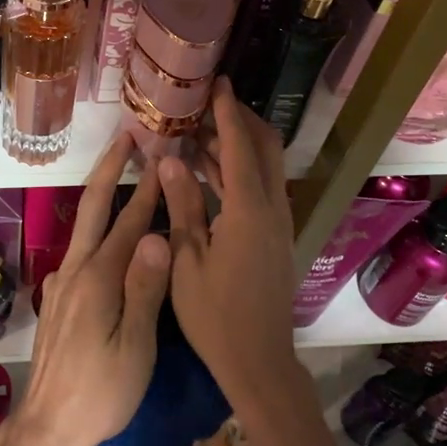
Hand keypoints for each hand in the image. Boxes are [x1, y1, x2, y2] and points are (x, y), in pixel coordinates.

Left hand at [12, 132, 171, 445]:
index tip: (162, 155)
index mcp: (98, 278)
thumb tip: (157, 236)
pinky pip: (80, 248)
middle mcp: (75, 269)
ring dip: (102, 193)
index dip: (147, 189)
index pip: (128, 222)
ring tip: (120, 172)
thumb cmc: (101, 392)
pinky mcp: (58, 297)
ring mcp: (63, 282)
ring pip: (84, 225)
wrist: (49, 424)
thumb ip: (145, 290)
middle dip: (110, 169)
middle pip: (93, 207)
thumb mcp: (135, 348)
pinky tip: (106, 233)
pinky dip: (96, 226)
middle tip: (126, 138)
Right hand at [161, 76, 298, 398]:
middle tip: (205, 103)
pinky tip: (204, 173)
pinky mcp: (275, 237)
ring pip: (263, 167)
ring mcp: (277, 223)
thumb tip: (168, 160)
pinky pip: (259, 188)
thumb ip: (182, 206)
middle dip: (239, 119)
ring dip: (235, 145)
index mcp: (248, 210)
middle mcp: (271, 208)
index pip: (239, 145)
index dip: (227, 110)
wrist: (260, 364)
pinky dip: (236, 171)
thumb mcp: (187, 260)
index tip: (216, 81)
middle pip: (263, 147)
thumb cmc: (216, 316)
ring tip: (195, 131)